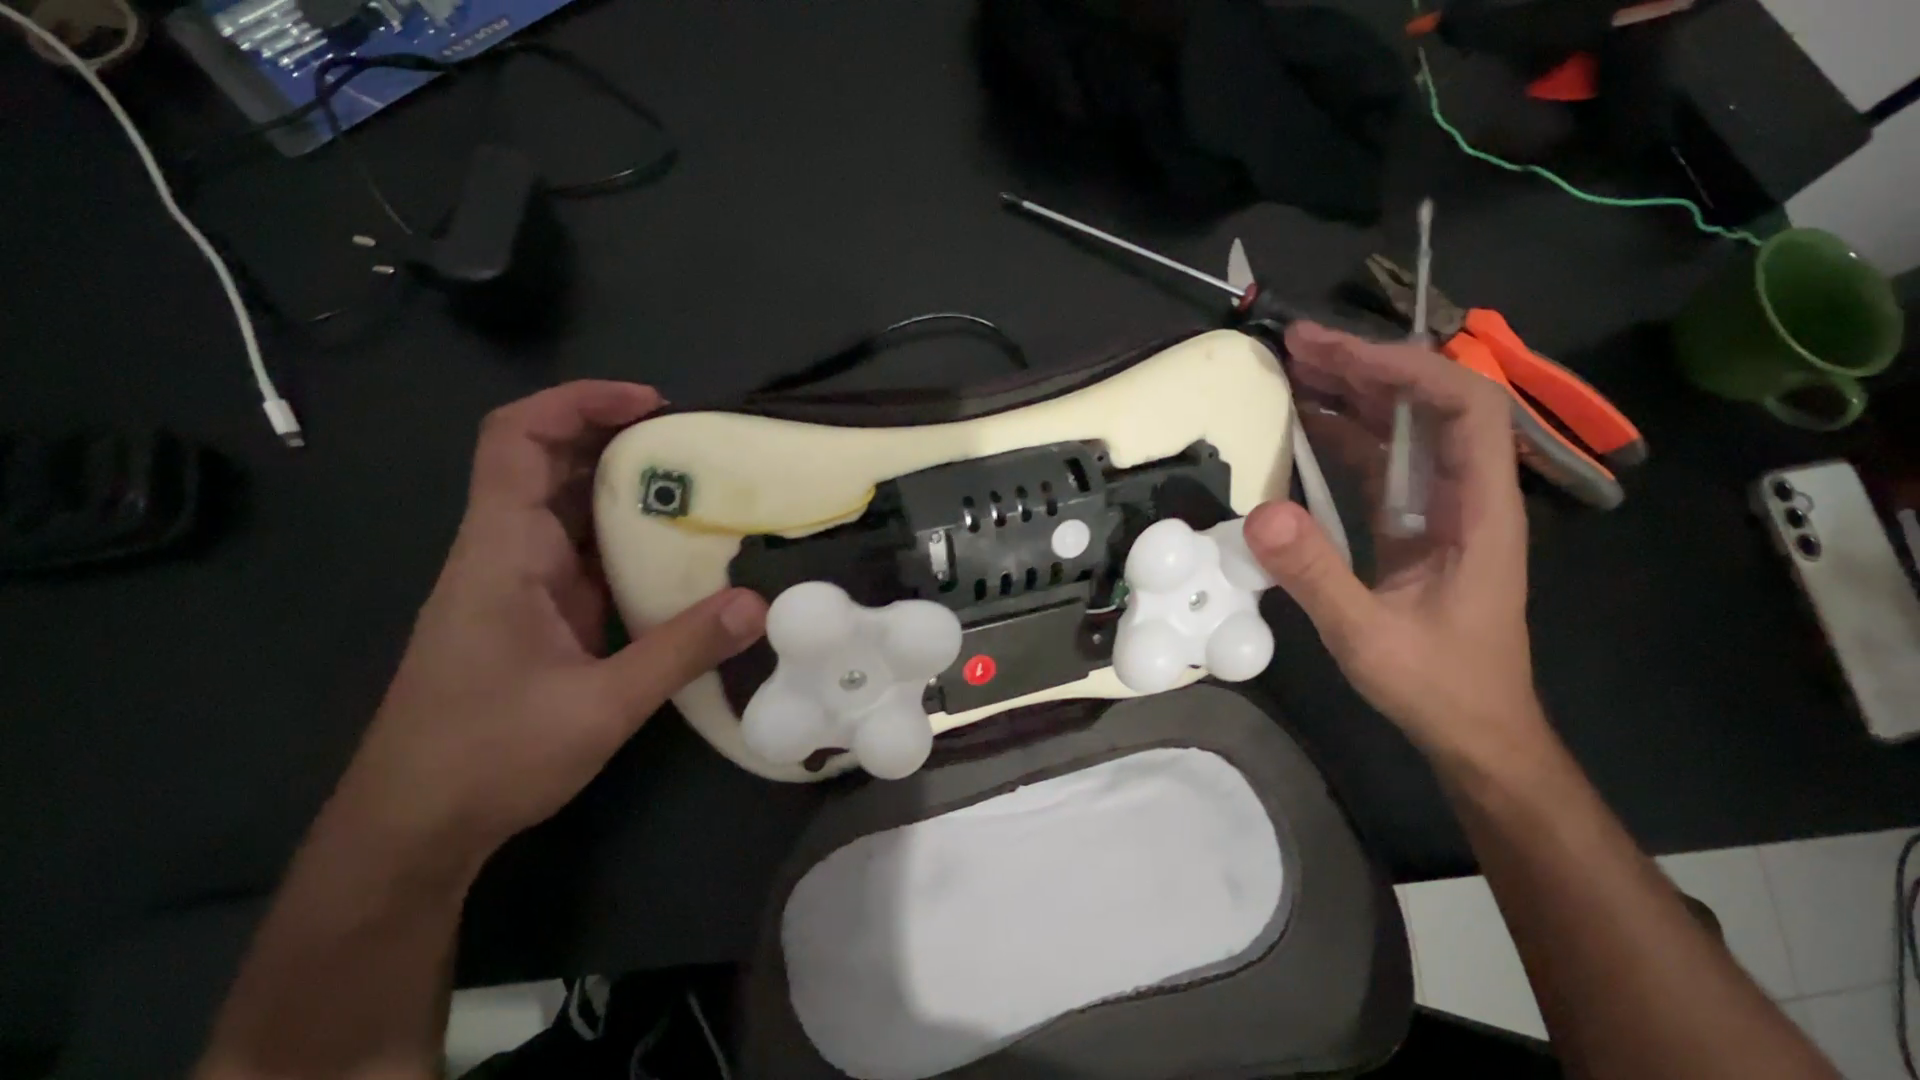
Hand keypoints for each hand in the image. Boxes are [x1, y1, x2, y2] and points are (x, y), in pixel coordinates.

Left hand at [339, 381, 767, 867]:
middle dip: (620, 442)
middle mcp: (505, 553)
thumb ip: (680, 650)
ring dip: (627, 493)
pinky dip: (626, 544)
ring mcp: (518, 586)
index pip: (516, 439)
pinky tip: (678, 560)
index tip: (652, 407)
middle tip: (701, 450)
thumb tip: (758, 605)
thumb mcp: (600, 707)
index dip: (577, 402)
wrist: (415, 824)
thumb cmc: (488, 756)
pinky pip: (581, 556)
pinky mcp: (534, 617)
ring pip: (568, 510)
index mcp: (502, 552)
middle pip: (550, 463)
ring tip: (704, 494)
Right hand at [1245, 323, 1543, 765]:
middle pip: (1428, 403)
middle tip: (1294, 344)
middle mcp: (1465, 494)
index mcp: (1481, 509)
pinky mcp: (1411, 525)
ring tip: (1289, 367)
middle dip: (1365, 366)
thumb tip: (1260, 513)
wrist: (1475, 730)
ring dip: (1350, 393)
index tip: (1336, 357)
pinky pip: (1377, 465)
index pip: (1465, 407)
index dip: (1405, 369)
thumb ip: (1317, 576)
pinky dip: (1339, 436)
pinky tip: (1299, 424)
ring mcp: (1438, 507)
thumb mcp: (1369, 638)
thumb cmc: (1440, 686)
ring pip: (1400, 428)